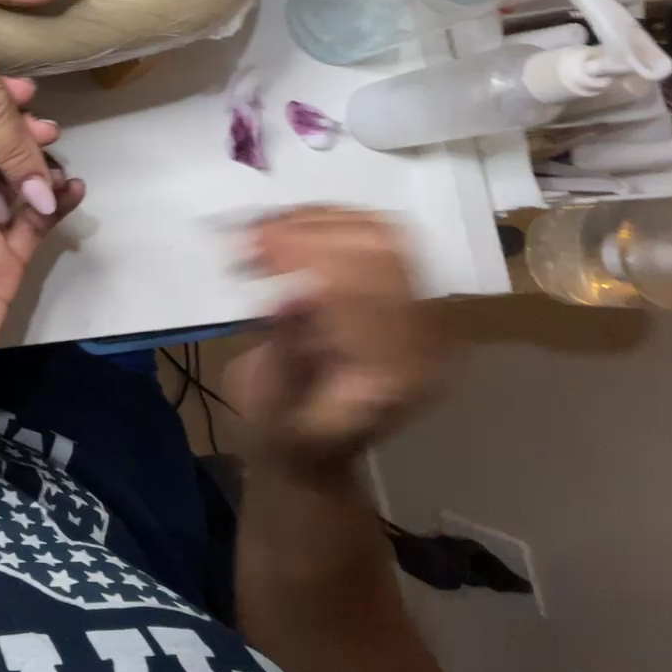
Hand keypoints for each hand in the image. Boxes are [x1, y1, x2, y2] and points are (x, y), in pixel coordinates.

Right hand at [225, 208, 445, 476]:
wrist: (308, 451)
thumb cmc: (281, 436)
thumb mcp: (271, 409)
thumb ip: (286, 354)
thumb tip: (293, 293)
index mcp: (397, 373)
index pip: (371, 289)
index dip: (311, 254)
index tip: (250, 244)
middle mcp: (424, 337)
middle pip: (383, 250)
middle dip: (309, 230)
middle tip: (247, 235)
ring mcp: (415, 312)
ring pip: (378, 232)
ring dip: (311, 220)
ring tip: (256, 232)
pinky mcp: (396, 292)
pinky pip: (370, 235)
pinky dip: (318, 222)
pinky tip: (277, 231)